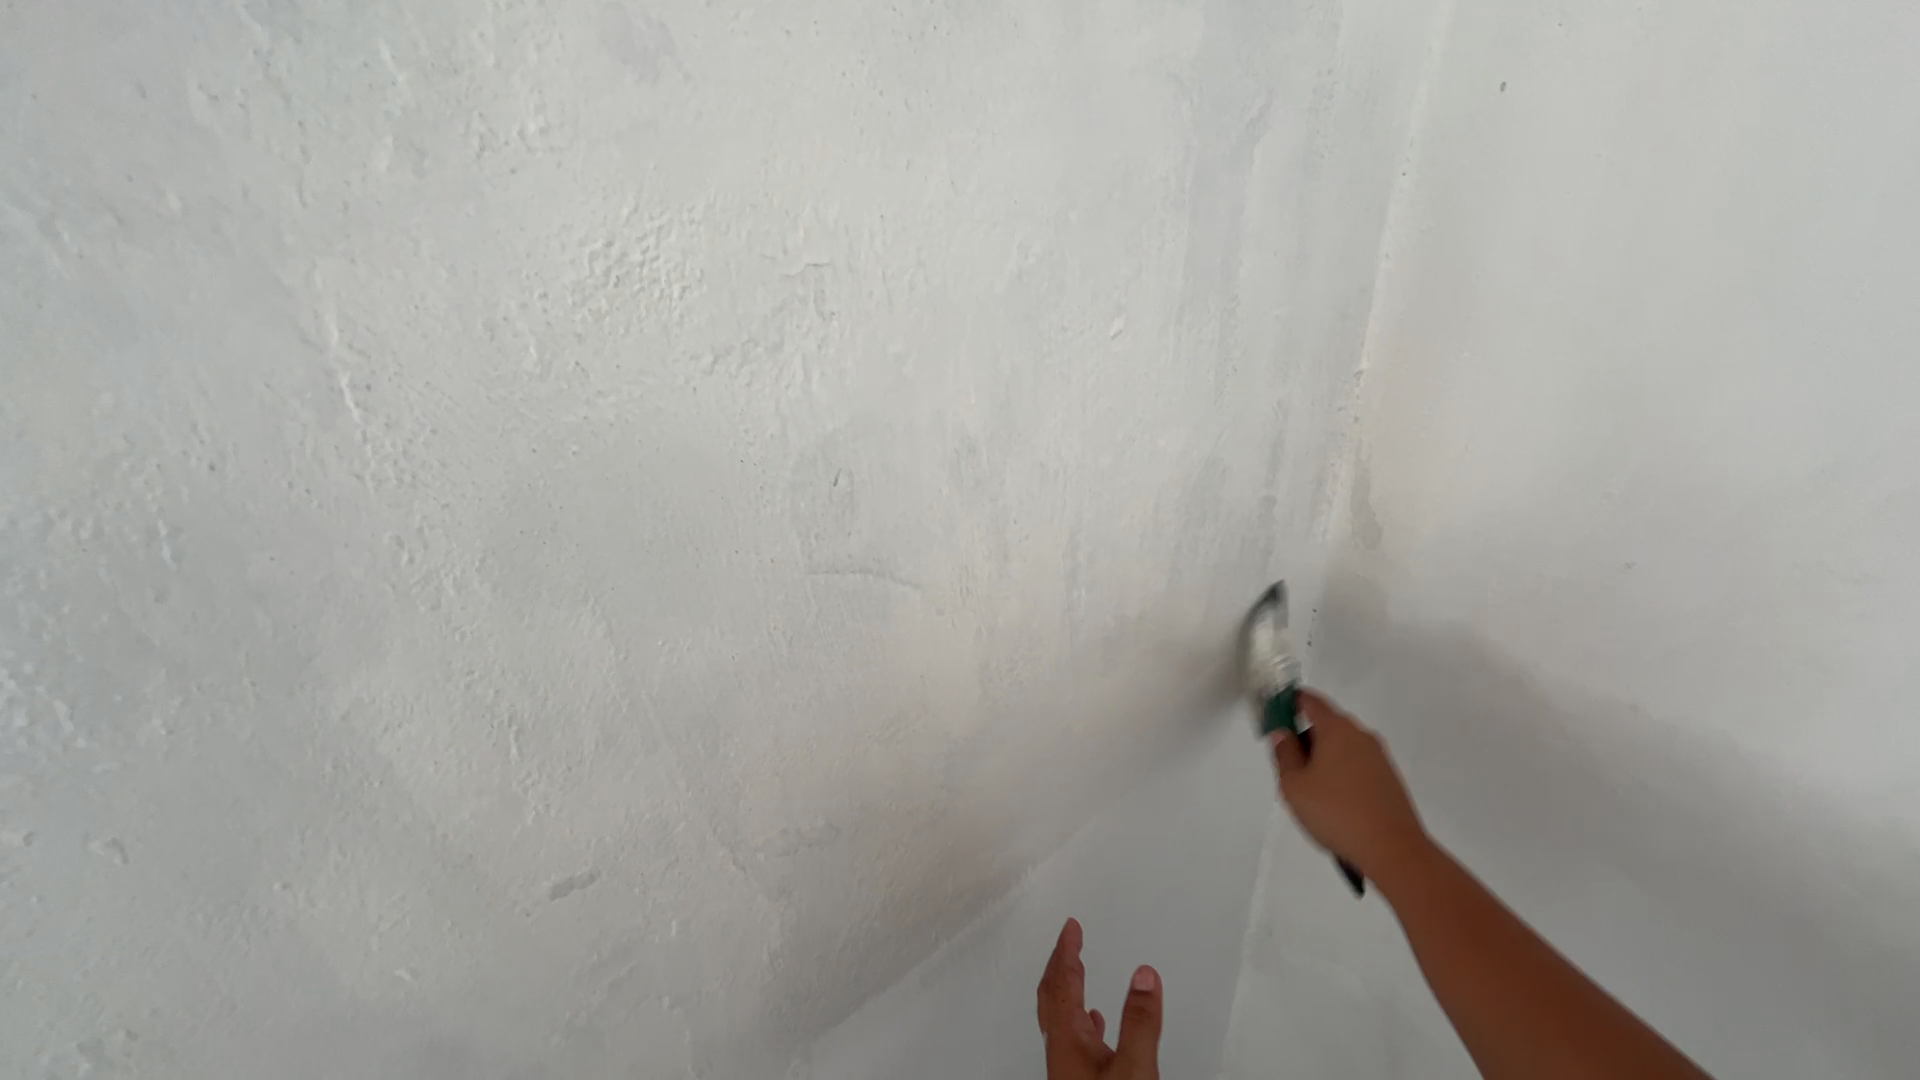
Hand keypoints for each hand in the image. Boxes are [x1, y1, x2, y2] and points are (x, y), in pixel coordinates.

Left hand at [1036, 918, 1162, 1078]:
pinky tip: (1094, 1023)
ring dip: (1067, 987)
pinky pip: (1073, 1038)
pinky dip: (1081, 1019)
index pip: (1062, 980)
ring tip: (1076, 969)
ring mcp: (1066, 1067)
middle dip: (1060, 962)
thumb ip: (1139, 1022)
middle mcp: (1060, 1049)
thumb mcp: (1134, 1069)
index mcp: (1067, 1037)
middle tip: (1068, 939)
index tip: (1071, 925)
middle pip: (1053, 993)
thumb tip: (1144, 973)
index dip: (1066, 949)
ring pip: (1061, 1015)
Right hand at [1272, 689, 1428, 876]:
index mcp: (1336, 729)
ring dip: (1323, 760)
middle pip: (1327, 725)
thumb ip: (1283, 754)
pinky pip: (1357, 766)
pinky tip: (1335, 804)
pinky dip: (1341, 775)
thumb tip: (1283, 735)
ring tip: (1312, 793)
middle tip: (1289, 767)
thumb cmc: (1336, 812)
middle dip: (1305, 738)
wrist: (1394, 851)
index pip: (1310, 701)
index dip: (1289, 702)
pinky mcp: (1390, 780)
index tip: (1274, 715)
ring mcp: (1380, 758)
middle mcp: (1361, 736)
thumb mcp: (1293, 785)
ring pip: (1342, 748)